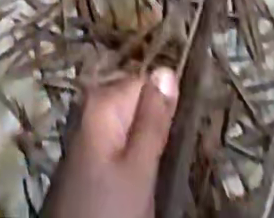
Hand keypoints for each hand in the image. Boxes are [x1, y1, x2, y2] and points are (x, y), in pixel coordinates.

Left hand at [42, 70, 176, 217]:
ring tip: (164, 158)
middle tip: (175, 145)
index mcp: (102, 101)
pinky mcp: (90, 153)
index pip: (145, 80)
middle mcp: (92, 107)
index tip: (185, 124)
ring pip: (130, 122)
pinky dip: (135, 151)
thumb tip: (166, 69)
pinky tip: (145, 166)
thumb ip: (152, 120)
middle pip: (137, 100)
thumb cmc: (108, 207)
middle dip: (157, 118)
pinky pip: (121, 140)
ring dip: (148, 137)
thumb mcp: (138, 169)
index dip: (167, 101)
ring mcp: (89, 130)